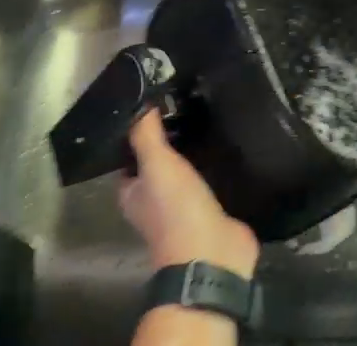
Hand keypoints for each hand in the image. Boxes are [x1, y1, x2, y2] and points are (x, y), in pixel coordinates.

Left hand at [118, 109, 259, 277]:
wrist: (212, 254)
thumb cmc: (175, 210)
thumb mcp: (156, 166)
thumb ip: (146, 135)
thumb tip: (140, 104)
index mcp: (133, 193)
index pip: (129, 157)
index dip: (137, 132)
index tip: (154, 103)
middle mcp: (155, 201)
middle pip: (158, 164)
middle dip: (170, 139)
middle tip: (186, 104)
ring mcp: (185, 207)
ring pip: (186, 173)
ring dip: (195, 153)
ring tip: (207, 118)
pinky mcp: (212, 211)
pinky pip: (211, 181)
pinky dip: (217, 165)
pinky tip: (227, 144)